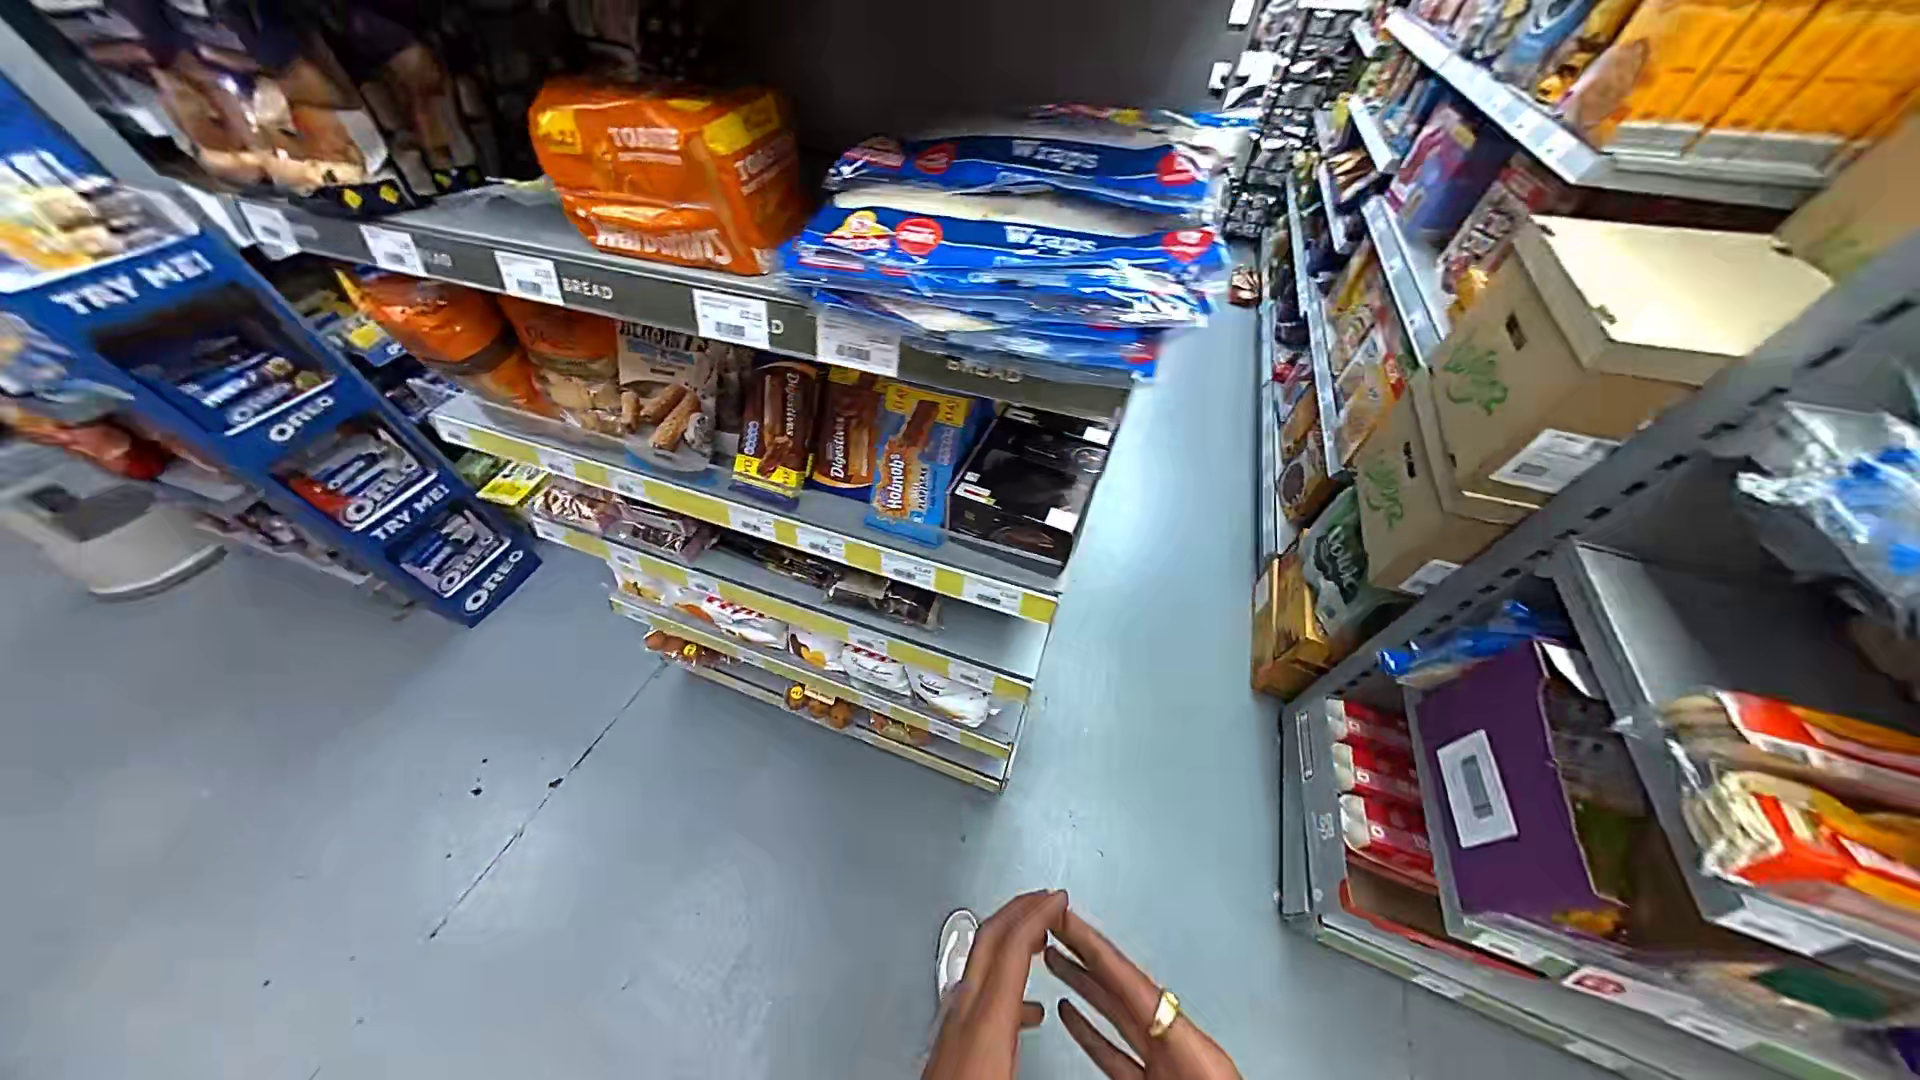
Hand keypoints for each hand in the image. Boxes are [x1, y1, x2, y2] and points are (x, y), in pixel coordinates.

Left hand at [923, 890, 1066, 1079]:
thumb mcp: (1015, 1079)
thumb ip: (1044, 1059)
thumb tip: (1061, 1024)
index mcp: (986, 1019)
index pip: (1012, 945)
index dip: (1037, 914)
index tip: (1056, 899)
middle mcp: (963, 1011)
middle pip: (990, 937)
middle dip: (1019, 909)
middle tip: (1044, 899)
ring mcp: (951, 1020)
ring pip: (980, 958)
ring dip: (1010, 938)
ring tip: (1037, 937)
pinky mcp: (947, 1036)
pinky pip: (976, 988)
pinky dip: (1001, 976)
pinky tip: (1020, 1003)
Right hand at [1048, 909, 1241, 1079]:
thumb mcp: (1194, 1076)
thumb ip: (1137, 1067)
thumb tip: (1098, 1044)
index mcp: (1185, 1046)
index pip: (1130, 982)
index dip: (1094, 947)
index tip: (1068, 921)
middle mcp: (1174, 1047)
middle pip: (1121, 990)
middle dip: (1084, 956)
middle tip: (1054, 929)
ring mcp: (1166, 1066)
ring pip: (1116, 1018)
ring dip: (1082, 988)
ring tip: (1055, 962)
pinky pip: (1117, 1053)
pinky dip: (1092, 1031)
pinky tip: (1071, 1015)